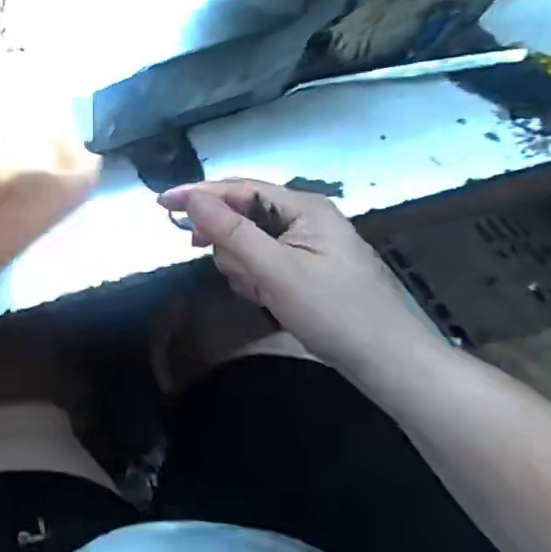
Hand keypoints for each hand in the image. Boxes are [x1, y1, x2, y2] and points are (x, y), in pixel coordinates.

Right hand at [159, 179, 445, 374]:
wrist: (390, 363)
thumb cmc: (335, 313)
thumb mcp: (275, 271)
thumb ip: (231, 231)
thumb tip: (191, 198)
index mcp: (305, 208)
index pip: (238, 188)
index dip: (197, 193)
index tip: (160, 204)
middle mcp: (305, 218)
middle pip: (240, 214)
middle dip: (227, 241)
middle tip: (226, 266)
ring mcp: (306, 243)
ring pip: (246, 240)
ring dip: (241, 264)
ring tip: (258, 290)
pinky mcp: (305, 266)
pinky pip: (260, 259)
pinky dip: (254, 275)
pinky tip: (265, 296)